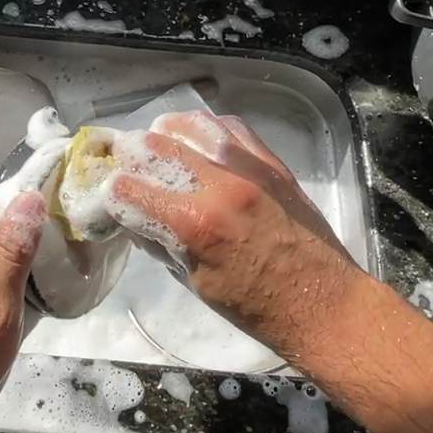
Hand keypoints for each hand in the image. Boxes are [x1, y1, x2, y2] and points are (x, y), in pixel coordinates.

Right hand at [104, 111, 362, 362]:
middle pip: (155, 146)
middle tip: (121, 156)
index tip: (107, 193)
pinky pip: (231, 127)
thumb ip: (160, 242)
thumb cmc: (254, 307)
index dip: (110, 192)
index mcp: (193, 225)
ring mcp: (248, 169)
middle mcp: (218, 186)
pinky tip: (199, 140)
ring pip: (191, 125)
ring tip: (158, 139)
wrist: (324, 304)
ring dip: (166, 131)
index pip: (129, 190)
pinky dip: (207, 129)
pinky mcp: (271, 164)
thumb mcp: (193, 282)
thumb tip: (134, 217)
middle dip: (129, 151)